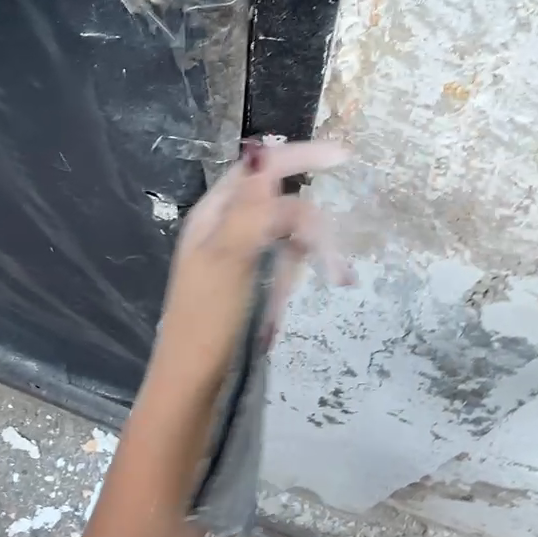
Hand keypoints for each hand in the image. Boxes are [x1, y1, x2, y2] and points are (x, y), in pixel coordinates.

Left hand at [148, 139, 350, 389]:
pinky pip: (283, 262)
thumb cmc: (206, 322)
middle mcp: (226, 226)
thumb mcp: (229, 261)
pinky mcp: (250, 279)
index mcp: (214, 214)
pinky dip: (298, 273)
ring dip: (312, 254)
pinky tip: (305, 295)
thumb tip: (264, 153)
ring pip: (288, 234)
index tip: (345, 157)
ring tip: (335, 281)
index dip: (299, 157)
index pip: (260, 169)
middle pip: (281, 204)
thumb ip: (249, 209)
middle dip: (313, 227)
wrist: (193, 383)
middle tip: (339, 267)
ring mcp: (239, 253)